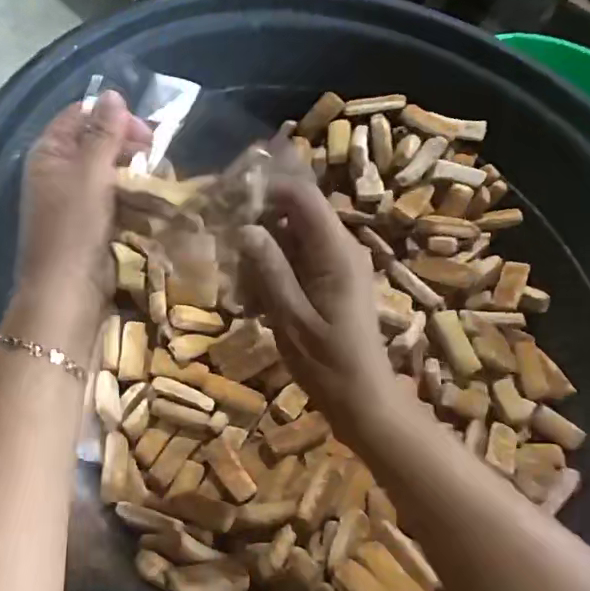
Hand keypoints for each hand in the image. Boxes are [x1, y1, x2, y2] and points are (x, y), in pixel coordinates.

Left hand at [16, 91, 151, 312]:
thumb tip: (112, 93)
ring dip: (135, 172)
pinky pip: (115, 199)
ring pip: (110, 173)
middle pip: (97, 143)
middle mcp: (58, 172)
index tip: (146, 133)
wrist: (68, 290)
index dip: (113, 117)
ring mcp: (74, 200)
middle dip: (129, 145)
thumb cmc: (74, 227)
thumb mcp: (90, 173)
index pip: (81, 116)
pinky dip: (133, 196)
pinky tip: (153, 201)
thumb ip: (103, 133)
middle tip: (159, 157)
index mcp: (49, 153)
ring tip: (161, 179)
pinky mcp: (91, 224)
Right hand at [238, 175, 403, 442]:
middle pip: (296, 215)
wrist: (364, 399)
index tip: (227, 203)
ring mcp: (341, 265)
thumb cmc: (328, 364)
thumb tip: (246, 228)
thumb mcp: (291, 318)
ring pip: (295, 239)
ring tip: (239, 287)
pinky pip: (301, 262)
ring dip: (264, 255)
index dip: (265, 191)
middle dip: (259, 226)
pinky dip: (276, 273)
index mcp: (336, 252)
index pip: (302, 196)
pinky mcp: (335, 282)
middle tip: (225, 252)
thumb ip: (270, 269)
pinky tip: (256, 303)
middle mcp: (343, 249)